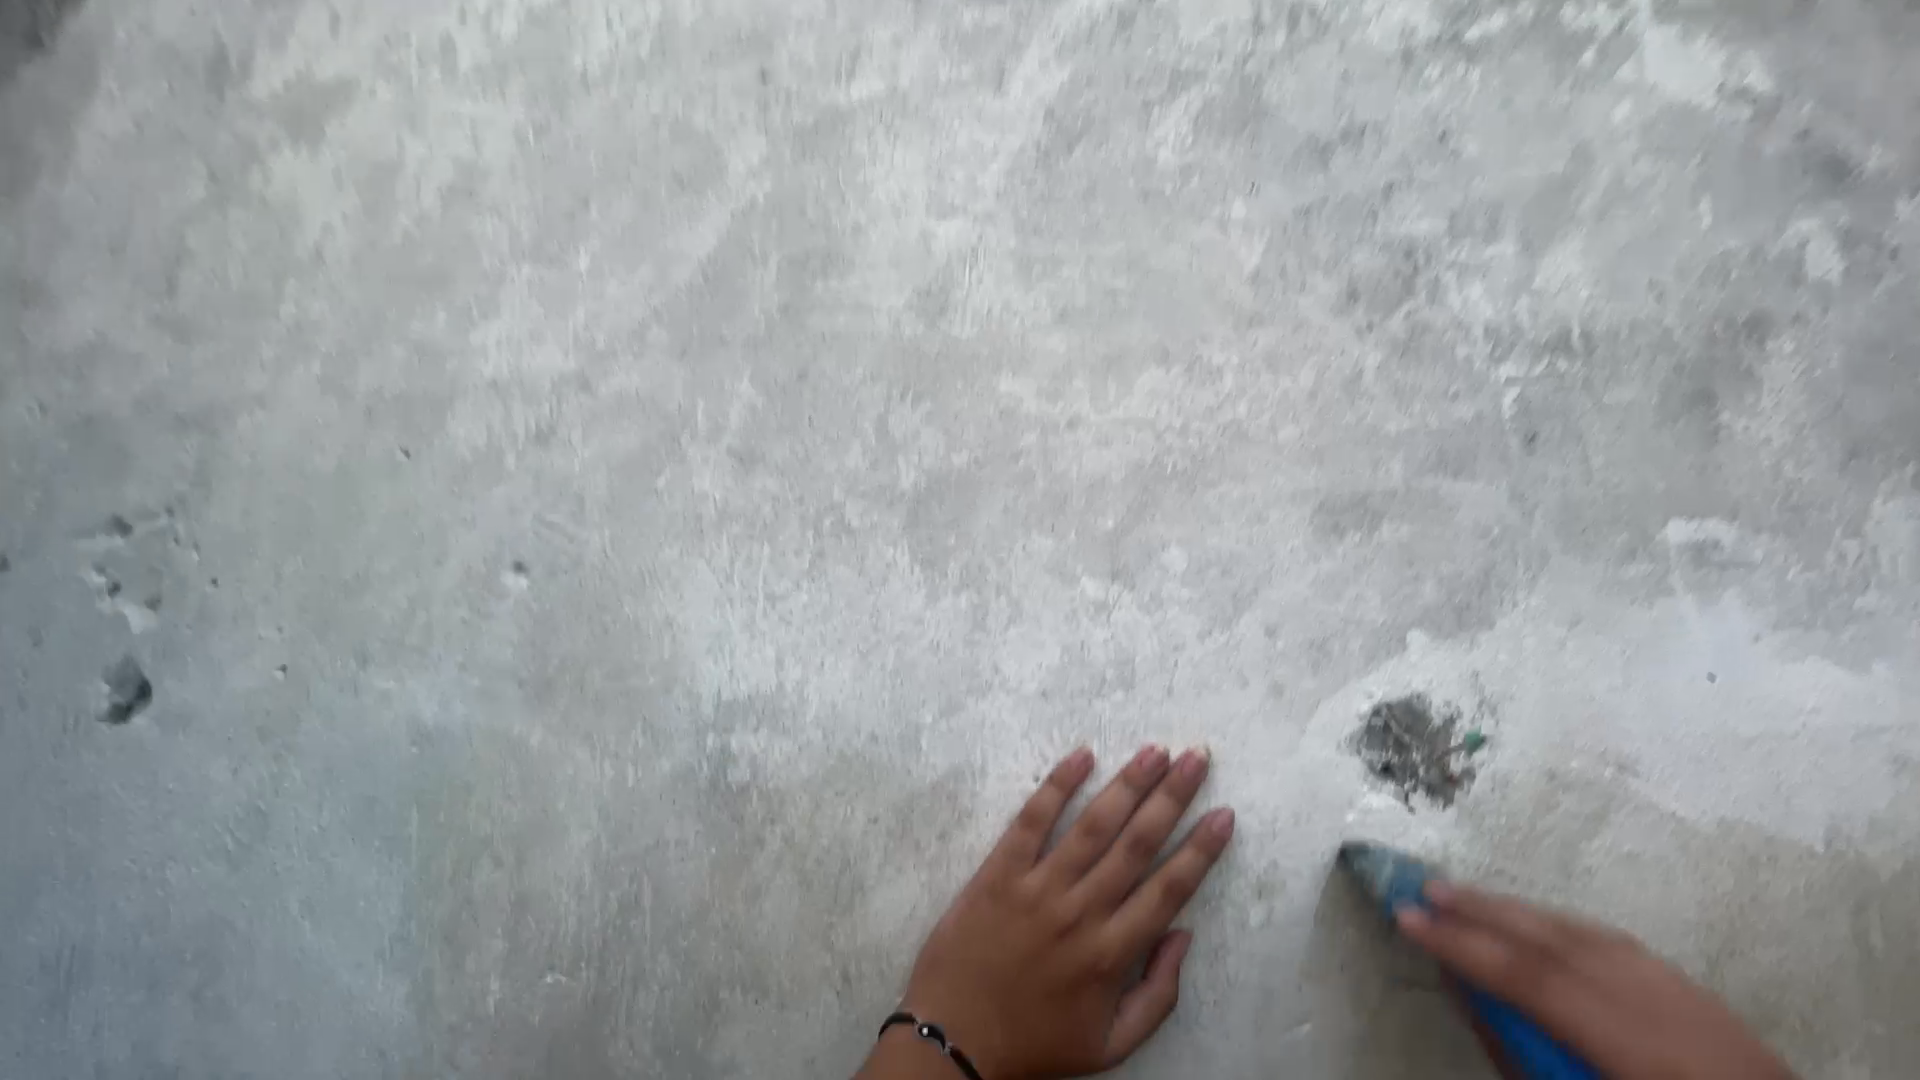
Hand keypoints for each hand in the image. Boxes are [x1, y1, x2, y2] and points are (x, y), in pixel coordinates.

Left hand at [871, 745, 1234, 1079]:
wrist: (953, 1038)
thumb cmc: (1034, 1043)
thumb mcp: (1110, 1046)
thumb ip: (1158, 996)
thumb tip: (1184, 935)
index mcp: (1113, 954)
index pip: (1169, 889)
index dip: (1201, 849)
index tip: (1224, 814)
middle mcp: (1082, 913)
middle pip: (1137, 844)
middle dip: (1172, 797)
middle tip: (1196, 758)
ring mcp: (1038, 887)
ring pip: (1092, 825)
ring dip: (1127, 784)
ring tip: (1155, 751)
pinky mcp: (998, 872)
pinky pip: (1031, 820)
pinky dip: (1057, 785)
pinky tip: (1082, 756)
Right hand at [1398, 882, 1796, 1079]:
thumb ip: (1524, 1053)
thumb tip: (1467, 990)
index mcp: (1636, 1047)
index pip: (1531, 979)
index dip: (1462, 945)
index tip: (1404, 917)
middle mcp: (1659, 1005)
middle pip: (1555, 942)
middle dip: (1484, 911)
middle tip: (1422, 889)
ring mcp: (1683, 991)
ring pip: (1582, 932)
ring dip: (1515, 910)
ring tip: (1462, 895)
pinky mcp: (1693, 989)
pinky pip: (1610, 940)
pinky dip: (1557, 922)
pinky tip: (1531, 918)